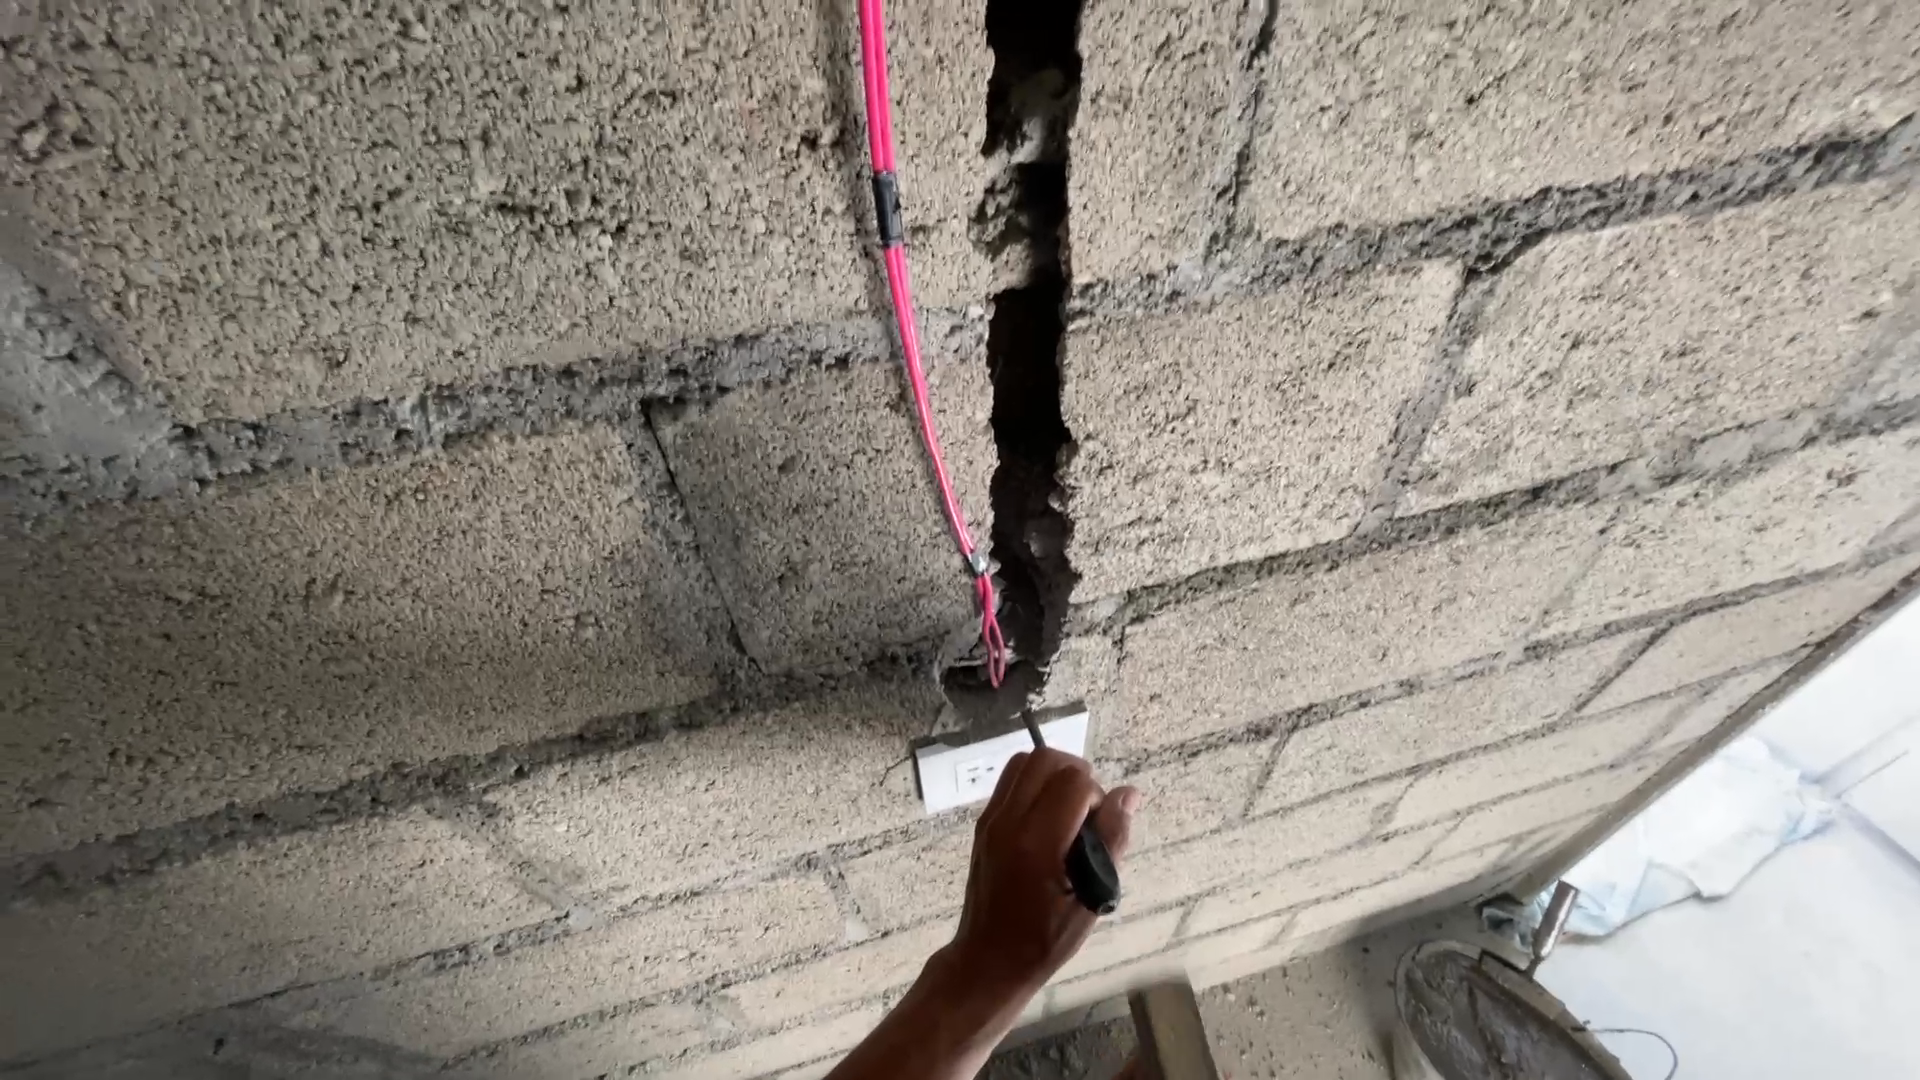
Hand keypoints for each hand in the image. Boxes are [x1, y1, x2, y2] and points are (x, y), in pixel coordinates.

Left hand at [943, 748, 1140, 1000]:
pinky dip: (1034, 781)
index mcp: (1037, 843)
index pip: (1074, 781)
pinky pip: (1011, 778)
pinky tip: (1047, 816)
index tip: (1097, 829)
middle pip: (1046, 758)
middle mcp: (1009, 820)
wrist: (989, 957)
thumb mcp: (1091, 898)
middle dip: (1077, 773)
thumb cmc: (1045, 938)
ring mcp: (991, 817)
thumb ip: (1111, 841)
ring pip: (1025, 760)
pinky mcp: (983, 819)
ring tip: (1068, 809)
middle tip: (1087, 811)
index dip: (1096, 796)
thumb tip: (1129, 794)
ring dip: (1054, 772)